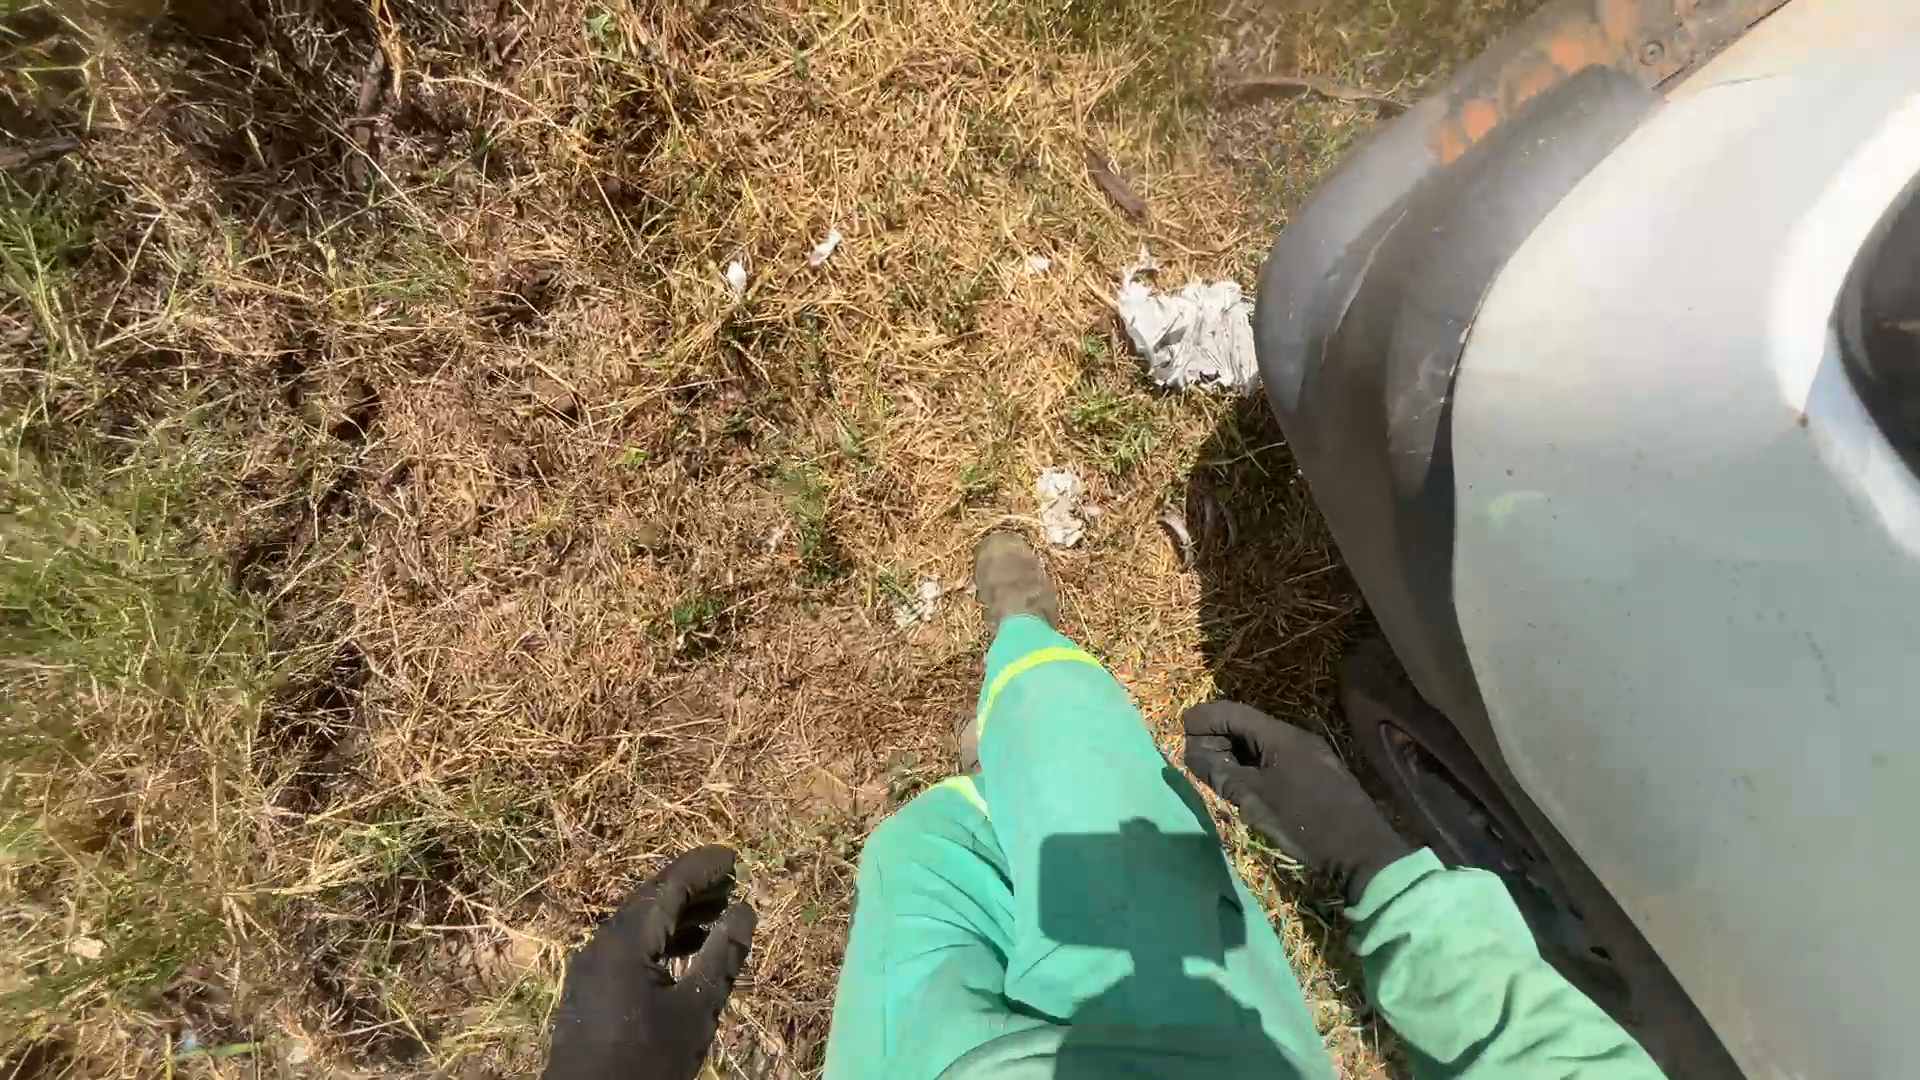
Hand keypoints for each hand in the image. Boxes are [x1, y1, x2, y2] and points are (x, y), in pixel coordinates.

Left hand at [543, 846, 756, 1079]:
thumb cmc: (647, 1064)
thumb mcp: (696, 1009)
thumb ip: (723, 953)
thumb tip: (745, 908)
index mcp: (626, 941)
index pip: (670, 885)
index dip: (704, 867)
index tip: (735, 857)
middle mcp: (603, 943)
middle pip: (653, 897)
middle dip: (695, 885)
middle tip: (732, 880)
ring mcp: (593, 965)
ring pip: (642, 920)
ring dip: (681, 911)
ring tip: (720, 910)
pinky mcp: (591, 986)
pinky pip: (632, 942)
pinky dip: (664, 935)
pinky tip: (690, 946)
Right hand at [1183, 701, 1412, 902]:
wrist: (1366, 855)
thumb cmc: (1305, 822)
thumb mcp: (1254, 798)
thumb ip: (1220, 772)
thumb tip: (1193, 754)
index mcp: (1279, 736)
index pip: (1231, 712)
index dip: (1203, 719)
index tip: (1182, 733)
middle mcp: (1295, 737)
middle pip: (1245, 725)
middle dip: (1216, 736)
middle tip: (1196, 758)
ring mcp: (1308, 754)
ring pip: (1260, 743)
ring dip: (1233, 752)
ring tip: (1216, 773)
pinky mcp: (1316, 774)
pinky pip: (1274, 758)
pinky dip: (1252, 764)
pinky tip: (1244, 784)